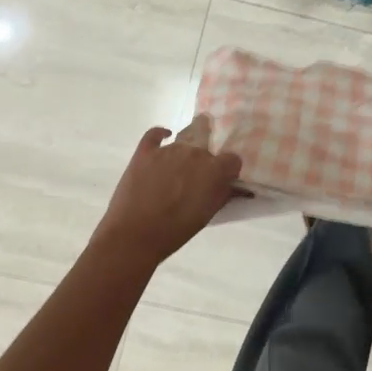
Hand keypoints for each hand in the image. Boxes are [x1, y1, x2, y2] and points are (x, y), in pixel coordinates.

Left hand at [94, 115, 242, 273]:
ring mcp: (168, 149)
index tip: (222, 182)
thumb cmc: (175, 231)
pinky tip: (164, 137)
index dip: (228, 171)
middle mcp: (194, 152)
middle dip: (204, 166)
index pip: (232, 160)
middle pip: (207, 152)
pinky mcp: (145, 151)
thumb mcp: (208, 215)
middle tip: (195, 184)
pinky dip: (160, 134)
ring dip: (183, 157)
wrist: (133, 236)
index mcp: (214, 168)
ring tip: (173, 178)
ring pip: (183, 146)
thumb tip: (238, 185)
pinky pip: (155, 134)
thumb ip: (225, 194)